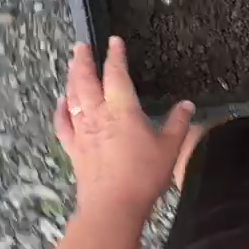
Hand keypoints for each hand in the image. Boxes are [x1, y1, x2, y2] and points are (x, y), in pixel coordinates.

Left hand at [53, 37, 196, 220]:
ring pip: (73, 97)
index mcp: (122, 109)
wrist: (112, 207)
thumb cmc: (143, 175)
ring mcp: (82, 131)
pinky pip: (63, 124)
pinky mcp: (74, 149)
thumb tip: (187, 104)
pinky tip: (61, 102)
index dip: (115, 55)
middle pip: (86, 80)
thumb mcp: (170, 147)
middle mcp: (98, 115)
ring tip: (72, 64)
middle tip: (81, 45)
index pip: (116, 74)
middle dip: (83, 60)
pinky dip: (61, 110)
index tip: (114, 41)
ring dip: (71, 78)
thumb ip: (178, 123)